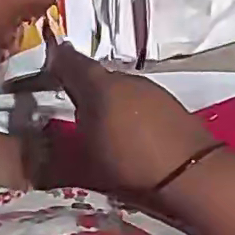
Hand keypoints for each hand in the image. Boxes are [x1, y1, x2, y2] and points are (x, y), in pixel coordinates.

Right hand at [47, 43, 220, 193]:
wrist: (189, 174)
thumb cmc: (128, 162)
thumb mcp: (84, 154)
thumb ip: (67, 134)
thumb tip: (54, 119)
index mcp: (99, 84)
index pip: (70, 61)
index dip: (56, 61)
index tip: (45, 64)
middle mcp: (125, 79)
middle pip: (96, 75)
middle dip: (81, 85)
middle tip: (67, 101)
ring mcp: (151, 90)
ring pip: (119, 88)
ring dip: (106, 99)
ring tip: (96, 121)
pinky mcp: (170, 106)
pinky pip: (137, 101)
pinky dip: (127, 109)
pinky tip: (125, 130)